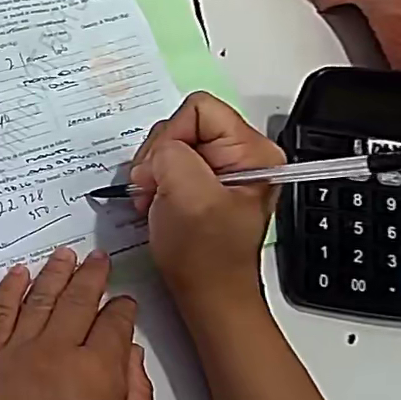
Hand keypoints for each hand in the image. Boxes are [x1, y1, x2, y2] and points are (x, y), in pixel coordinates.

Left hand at [0, 248, 153, 399]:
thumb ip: (134, 393)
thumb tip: (128, 353)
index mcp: (97, 373)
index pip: (113, 325)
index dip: (122, 309)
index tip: (126, 300)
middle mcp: (54, 354)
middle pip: (75, 301)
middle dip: (90, 277)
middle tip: (98, 259)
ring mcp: (15, 356)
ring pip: (37, 300)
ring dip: (52, 274)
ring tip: (64, 255)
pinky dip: (8, 292)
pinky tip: (18, 276)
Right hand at [129, 93, 285, 302]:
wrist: (206, 290)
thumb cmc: (202, 251)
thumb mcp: (188, 196)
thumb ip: (172, 155)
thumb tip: (159, 149)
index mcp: (250, 151)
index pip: (197, 109)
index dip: (170, 136)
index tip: (165, 172)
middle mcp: (237, 154)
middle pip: (179, 125)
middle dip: (157, 157)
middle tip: (157, 189)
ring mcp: (217, 169)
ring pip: (166, 145)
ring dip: (150, 172)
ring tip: (157, 199)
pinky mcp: (198, 183)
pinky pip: (164, 164)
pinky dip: (151, 182)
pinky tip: (156, 202)